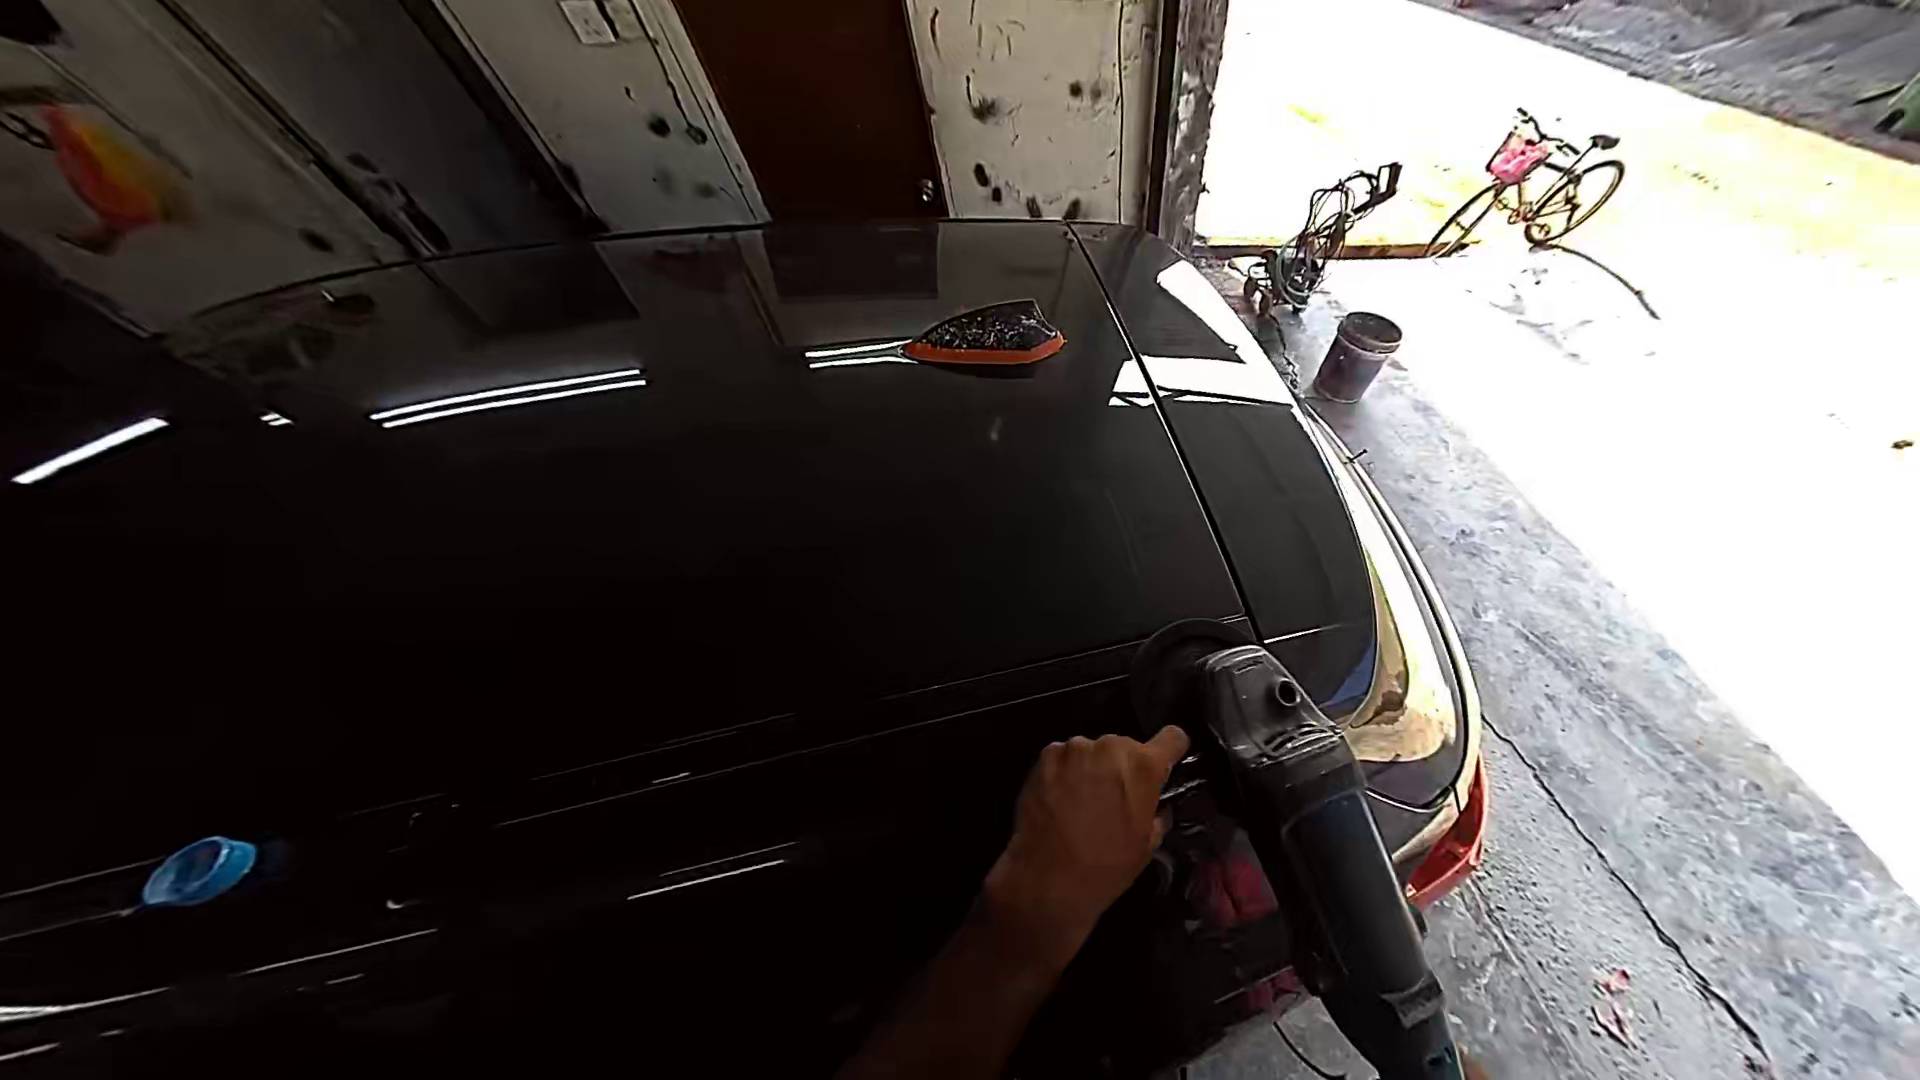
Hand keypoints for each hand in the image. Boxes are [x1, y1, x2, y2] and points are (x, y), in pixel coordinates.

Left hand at [982, 727, 1190, 972]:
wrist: (1048, 875)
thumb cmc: (1106, 865)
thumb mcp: (1148, 844)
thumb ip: (1156, 811)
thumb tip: (1154, 802)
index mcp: (1142, 766)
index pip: (1172, 737)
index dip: (1171, 748)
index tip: (1166, 759)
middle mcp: (1109, 746)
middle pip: (1125, 747)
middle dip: (1122, 767)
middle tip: (1113, 798)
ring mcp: (1074, 747)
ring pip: (1092, 751)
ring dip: (1092, 768)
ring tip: (1082, 802)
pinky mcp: (1046, 754)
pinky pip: (1064, 757)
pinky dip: (1065, 771)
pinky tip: (1059, 798)